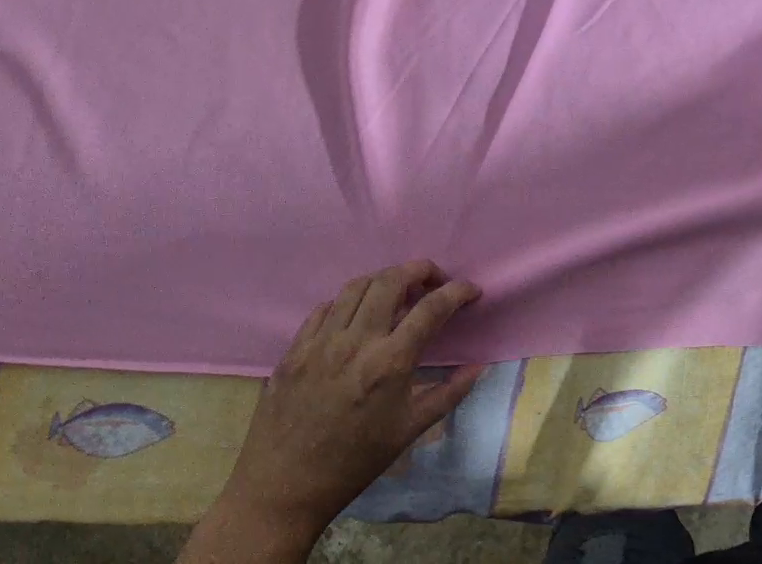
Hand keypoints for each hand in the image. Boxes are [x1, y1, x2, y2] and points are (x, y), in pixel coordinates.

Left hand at [209, 261, 482, 544]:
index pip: (432, 306)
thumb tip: (479, 366)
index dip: (459, 291)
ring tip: (398, 293)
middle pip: (391, 280)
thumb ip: (450, 392)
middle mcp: (355, 343)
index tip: (471, 291)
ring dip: (384, 280)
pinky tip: (357, 317)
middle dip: (421, 270)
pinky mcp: (292, 353)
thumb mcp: (411, 429)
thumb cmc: (355, 461)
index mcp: (390, 362)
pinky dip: (348, 302)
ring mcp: (318, 345)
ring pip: (355, 287)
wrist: (282, 491)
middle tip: (435, 281)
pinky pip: (323, 310)